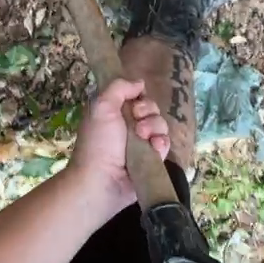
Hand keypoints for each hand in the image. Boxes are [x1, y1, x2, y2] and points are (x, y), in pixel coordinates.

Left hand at [67, 78, 168, 210]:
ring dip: (154, 127)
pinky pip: (165, 144)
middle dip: (147, 112)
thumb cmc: (99, 141)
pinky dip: (161, 144)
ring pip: (160, 124)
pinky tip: (153, 148)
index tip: (134, 102)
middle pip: (151, 108)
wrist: (102, 180)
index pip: (136, 96)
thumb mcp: (102, 106)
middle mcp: (128, 125)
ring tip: (142, 137)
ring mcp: (141, 143)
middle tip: (137, 122)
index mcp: (114, 112)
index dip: (139, 97)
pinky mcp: (152, 159)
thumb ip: (119, 88)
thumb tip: (139, 83)